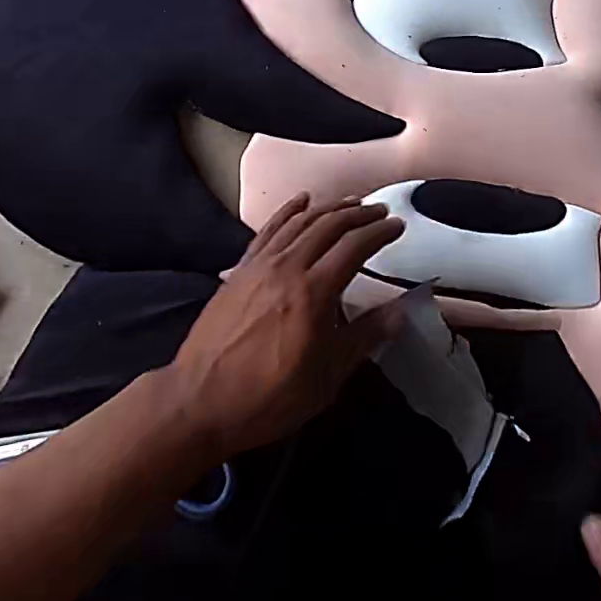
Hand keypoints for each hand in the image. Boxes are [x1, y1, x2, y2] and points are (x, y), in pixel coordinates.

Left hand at [163, 193, 405, 459]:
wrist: (200, 399)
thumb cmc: (270, 396)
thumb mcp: (326, 377)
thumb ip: (364, 338)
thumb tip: (401, 311)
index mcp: (313, 291)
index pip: (354, 247)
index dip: (379, 232)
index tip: (397, 225)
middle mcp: (287, 266)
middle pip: (328, 225)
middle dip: (358, 213)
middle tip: (380, 211)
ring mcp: (260, 264)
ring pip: (299, 221)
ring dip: (329, 208)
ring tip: (350, 203)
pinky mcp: (240, 269)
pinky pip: (269, 229)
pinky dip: (288, 211)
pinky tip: (301, 201)